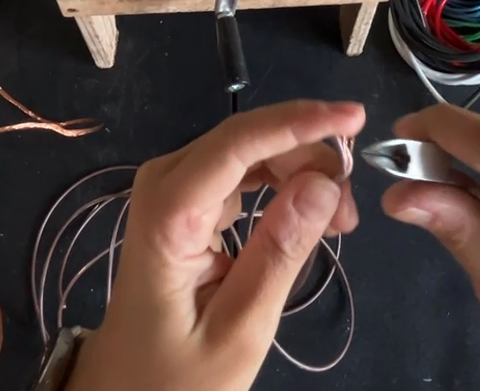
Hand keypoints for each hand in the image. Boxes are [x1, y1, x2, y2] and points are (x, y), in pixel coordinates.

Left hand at [67, 101, 364, 390]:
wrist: (125, 388)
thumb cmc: (176, 376)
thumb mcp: (238, 330)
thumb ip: (280, 253)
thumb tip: (324, 184)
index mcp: (169, 211)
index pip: (239, 142)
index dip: (299, 122)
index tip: (354, 116)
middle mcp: (166, 179)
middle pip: (249, 140)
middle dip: (309, 159)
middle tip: (352, 213)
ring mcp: (174, 183)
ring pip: (252, 150)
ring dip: (300, 173)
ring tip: (338, 223)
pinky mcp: (186, 195)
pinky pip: (244, 170)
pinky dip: (282, 184)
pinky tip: (308, 215)